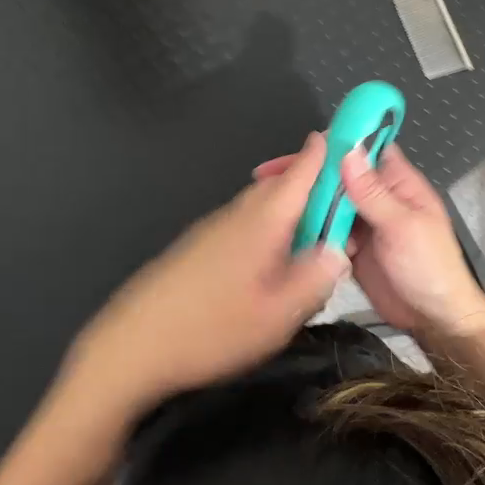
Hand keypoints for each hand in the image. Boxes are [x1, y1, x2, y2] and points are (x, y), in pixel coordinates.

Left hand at [65, 132, 347, 414]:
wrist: (131, 347)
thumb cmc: (211, 329)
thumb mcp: (279, 314)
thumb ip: (315, 278)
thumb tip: (340, 250)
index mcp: (263, 220)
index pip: (303, 169)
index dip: (329, 151)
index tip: (353, 138)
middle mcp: (237, 214)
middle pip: (282, 187)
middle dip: (315, 189)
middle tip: (345, 214)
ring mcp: (212, 229)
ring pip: (263, 209)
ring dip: (293, 216)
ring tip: (313, 249)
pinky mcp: (197, 249)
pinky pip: (245, 228)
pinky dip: (269, 235)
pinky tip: (271, 272)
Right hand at [254, 143, 484, 337]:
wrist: (434, 320)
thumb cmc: (430, 267)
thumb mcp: (402, 226)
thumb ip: (372, 191)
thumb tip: (348, 150)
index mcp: (398, 184)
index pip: (366, 151)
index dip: (337, 144)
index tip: (304, 147)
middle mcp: (379, 198)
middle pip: (339, 177)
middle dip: (309, 175)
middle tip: (266, 176)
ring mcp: (364, 224)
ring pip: (329, 204)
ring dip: (305, 203)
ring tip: (267, 202)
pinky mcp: (352, 248)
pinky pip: (326, 232)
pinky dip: (309, 230)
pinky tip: (284, 230)